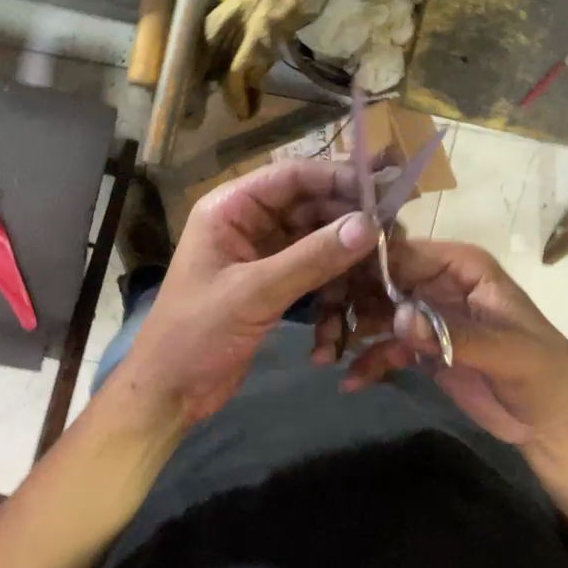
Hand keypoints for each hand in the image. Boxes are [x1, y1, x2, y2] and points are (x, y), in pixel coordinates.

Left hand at [116, 160, 377, 425]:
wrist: (170, 391)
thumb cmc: (196, 335)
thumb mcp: (254, 293)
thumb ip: (312, 258)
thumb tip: (369, 225)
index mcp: (229, 210)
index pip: (291, 177)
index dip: (339, 177)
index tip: (387, 189)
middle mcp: (246, 225)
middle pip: (309, 207)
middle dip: (349, 221)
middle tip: (396, 235)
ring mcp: (259, 257)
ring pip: (315, 242)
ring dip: (345, 258)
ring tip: (384, 269)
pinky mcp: (270, 288)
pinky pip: (311, 274)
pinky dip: (331, 289)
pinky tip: (350, 310)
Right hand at [339, 240, 567, 498]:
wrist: (553, 423)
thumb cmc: (543, 376)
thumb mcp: (507, 353)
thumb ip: (453, 335)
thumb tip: (399, 317)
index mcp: (462, 268)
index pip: (404, 253)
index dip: (365, 264)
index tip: (326, 280)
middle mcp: (438, 284)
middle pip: (379, 281)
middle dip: (348, 302)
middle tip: (320, 329)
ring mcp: (427, 316)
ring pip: (374, 313)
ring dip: (348, 332)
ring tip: (323, 356)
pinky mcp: (421, 349)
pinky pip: (382, 348)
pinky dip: (365, 362)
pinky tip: (349, 381)